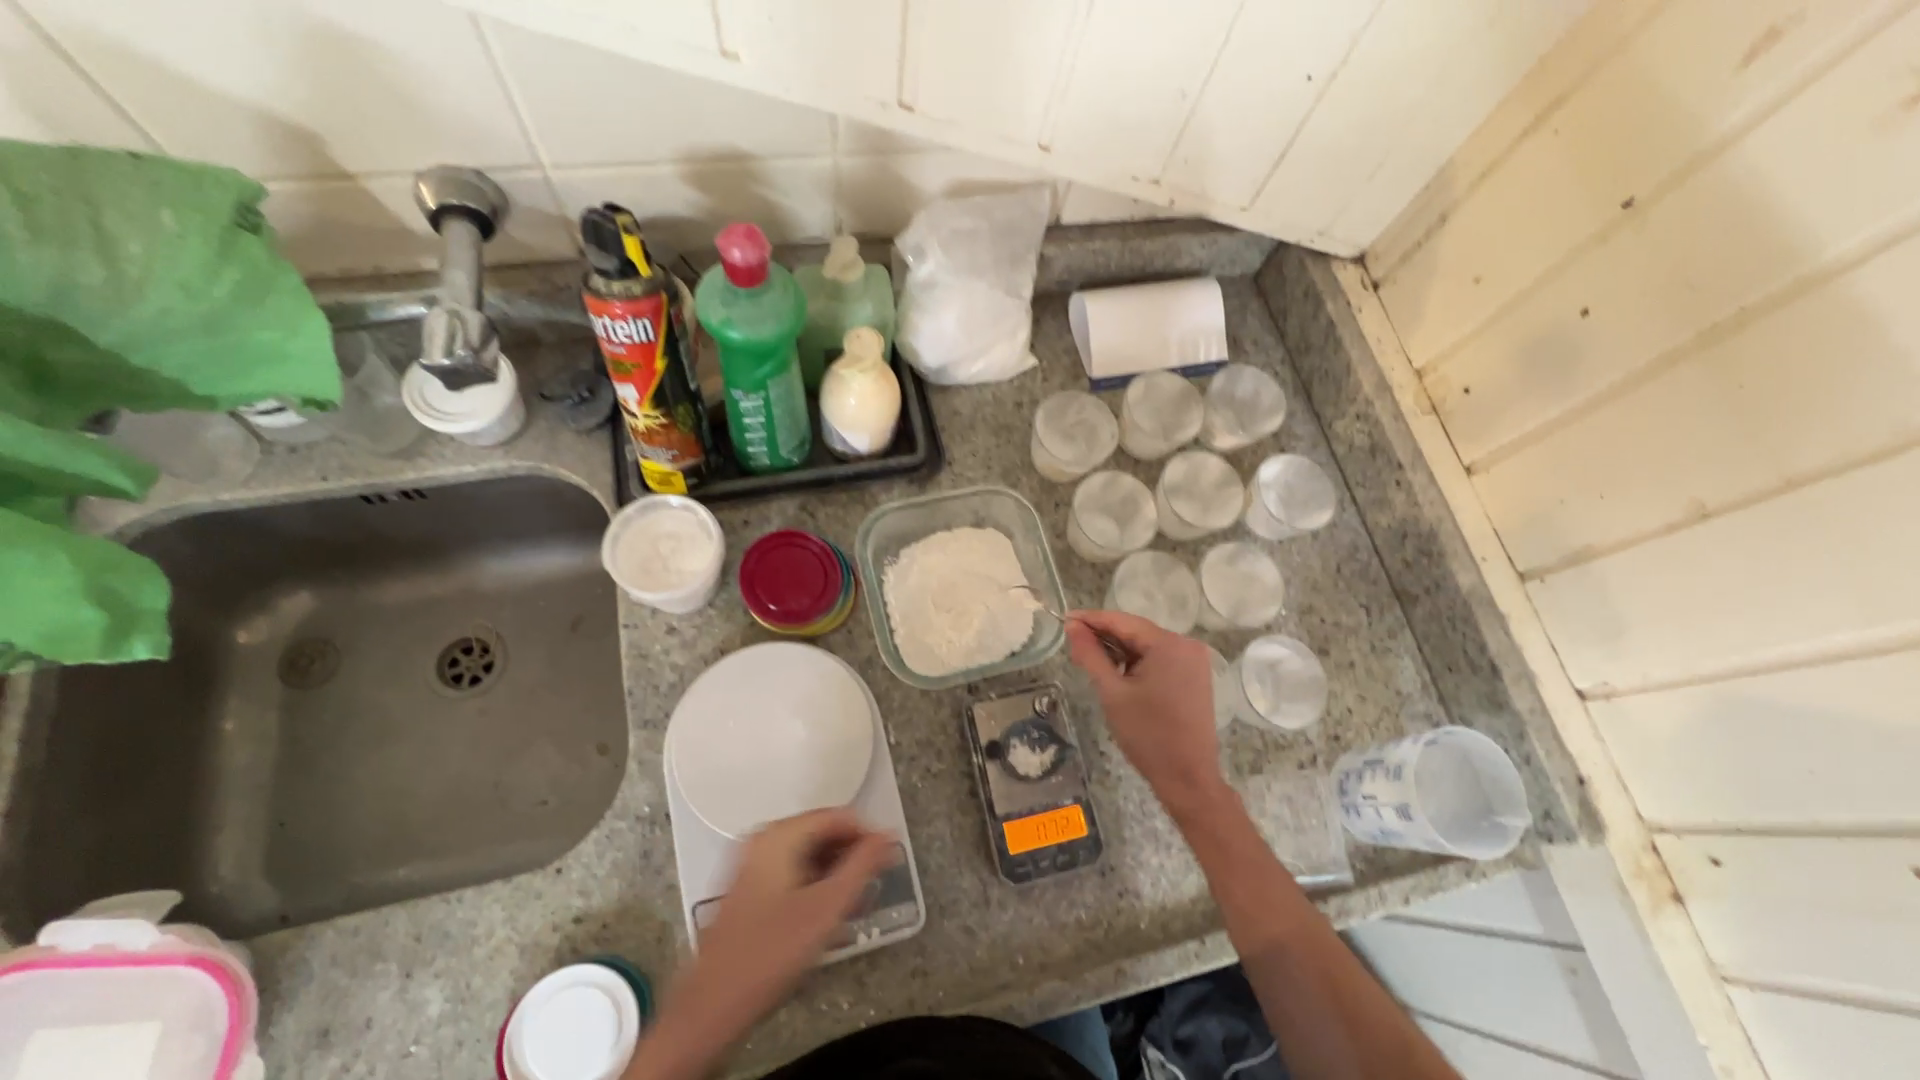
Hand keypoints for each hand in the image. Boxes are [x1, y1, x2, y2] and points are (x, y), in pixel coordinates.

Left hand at [643, 809, 894, 1073]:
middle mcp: (760, 842)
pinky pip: (791, 874)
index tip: (888, 863)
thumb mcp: (827, 908)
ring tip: (854, 908)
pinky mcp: (747, 891)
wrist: (713, 1004)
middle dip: (851, 857)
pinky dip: (814, 887)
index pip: (837, 816)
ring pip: (806, 856)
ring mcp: (750, 866)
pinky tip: (826, 918)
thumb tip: (888, 835)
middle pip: (820, 834)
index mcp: (777, 836)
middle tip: (872, 889)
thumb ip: (862, 866)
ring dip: (834, 875)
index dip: (867, 836)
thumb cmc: (772, 952)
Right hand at [1065, 610, 1228, 813]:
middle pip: (1137, 632)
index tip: (1065, 619)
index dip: (1092, 619)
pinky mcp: (1195, 677)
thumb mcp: (1112, 692)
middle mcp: (1187, 645)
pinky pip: (1160, 660)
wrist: (1187, 776)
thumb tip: (1072, 626)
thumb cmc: (1147, 735)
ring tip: (1091, 662)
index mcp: (1169, 644)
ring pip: (1147, 647)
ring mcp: (1194, 662)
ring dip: (1120, 652)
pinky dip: (1137, 664)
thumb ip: (1091, 655)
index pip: (1123, 621)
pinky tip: (1117, 674)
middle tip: (1073, 645)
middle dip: (1105, 637)